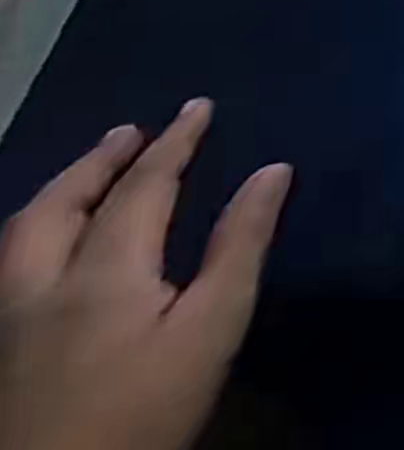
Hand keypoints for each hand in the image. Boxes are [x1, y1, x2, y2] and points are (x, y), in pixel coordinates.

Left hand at [0, 98, 291, 449]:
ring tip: (90, 169)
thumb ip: (240, 242)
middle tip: (133, 129)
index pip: (141, 190)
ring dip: (58, 192)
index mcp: (101, 276)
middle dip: (97, 163)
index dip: (173, 145)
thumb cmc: (150, 401)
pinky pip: (4, 266)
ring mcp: (2, 322)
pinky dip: (33, 229)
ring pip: (14, 239)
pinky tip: (49, 237)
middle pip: (53, 210)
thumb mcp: (215, 321)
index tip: (198, 107)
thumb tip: (273, 170)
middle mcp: (36, 288)